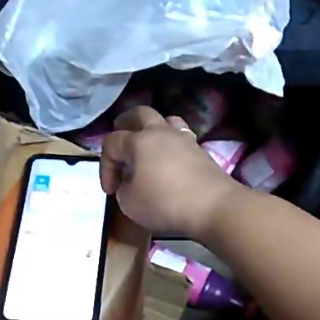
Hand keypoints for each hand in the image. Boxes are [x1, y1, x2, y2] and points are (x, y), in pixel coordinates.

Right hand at [100, 106, 247, 237]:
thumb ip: (124, 188)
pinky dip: (171, 145)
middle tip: (120, 133)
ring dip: (153, 128)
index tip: (110, 190)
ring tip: (148, 143)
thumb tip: (131, 182)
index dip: (105, 166)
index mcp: (139, 141)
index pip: (112, 142)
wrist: (214, 206)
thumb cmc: (165, 202)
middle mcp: (161, 132)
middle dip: (126, 122)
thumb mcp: (130, 202)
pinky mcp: (201, 151)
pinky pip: (181, 138)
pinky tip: (169, 160)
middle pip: (140, 113)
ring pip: (166, 121)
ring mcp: (184, 139)